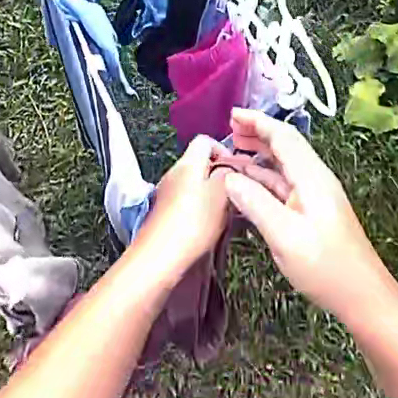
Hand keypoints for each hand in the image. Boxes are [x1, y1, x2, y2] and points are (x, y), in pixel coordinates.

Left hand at [128, 135, 230, 279]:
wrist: (159, 257)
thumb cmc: (193, 222)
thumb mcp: (220, 193)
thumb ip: (229, 174)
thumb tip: (232, 167)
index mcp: (188, 162)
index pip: (205, 140)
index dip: (224, 150)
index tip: (237, 170)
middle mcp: (174, 172)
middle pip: (201, 163)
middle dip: (220, 176)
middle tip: (236, 194)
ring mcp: (167, 192)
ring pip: (195, 184)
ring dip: (212, 194)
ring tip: (226, 213)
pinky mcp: (165, 212)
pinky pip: (187, 201)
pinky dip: (200, 209)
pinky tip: (209, 226)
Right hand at [222, 108, 397, 323]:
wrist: (365, 299)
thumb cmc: (326, 268)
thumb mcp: (285, 236)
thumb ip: (255, 202)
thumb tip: (229, 178)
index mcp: (312, 177)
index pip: (283, 136)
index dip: (257, 122)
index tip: (232, 115)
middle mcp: (315, 179)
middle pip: (285, 144)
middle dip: (257, 131)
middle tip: (229, 129)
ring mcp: (315, 195)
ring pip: (284, 163)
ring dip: (259, 152)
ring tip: (233, 148)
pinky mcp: (313, 211)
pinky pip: (284, 181)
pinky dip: (264, 174)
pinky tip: (248, 179)